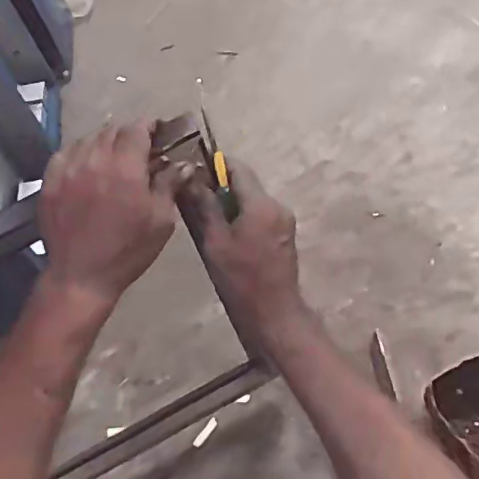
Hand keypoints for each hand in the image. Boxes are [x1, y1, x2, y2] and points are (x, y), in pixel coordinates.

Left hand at [40, 120, 189, 305]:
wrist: (81, 275)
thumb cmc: (128, 250)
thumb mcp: (160, 220)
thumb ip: (170, 185)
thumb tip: (184, 163)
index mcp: (125, 168)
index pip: (136, 129)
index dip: (149, 126)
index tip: (157, 132)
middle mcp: (94, 160)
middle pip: (112, 131)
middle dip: (128, 134)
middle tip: (138, 149)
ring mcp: (68, 169)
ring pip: (88, 139)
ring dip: (104, 142)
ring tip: (112, 156)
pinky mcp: (50, 182)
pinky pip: (64, 154)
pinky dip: (79, 152)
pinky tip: (86, 164)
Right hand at [179, 162, 306, 328]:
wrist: (274, 313)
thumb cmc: (240, 279)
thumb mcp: (215, 241)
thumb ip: (206, 207)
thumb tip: (193, 179)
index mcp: (262, 204)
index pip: (239, 168)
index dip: (216, 165)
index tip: (195, 172)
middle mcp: (278, 206)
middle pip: (247, 184)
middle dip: (222, 187)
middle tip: (196, 199)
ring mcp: (285, 220)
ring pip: (253, 200)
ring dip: (233, 204)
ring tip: (209, 220)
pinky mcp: (285, 234)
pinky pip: (261, 215)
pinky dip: (244, 217)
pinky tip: (228, 235)